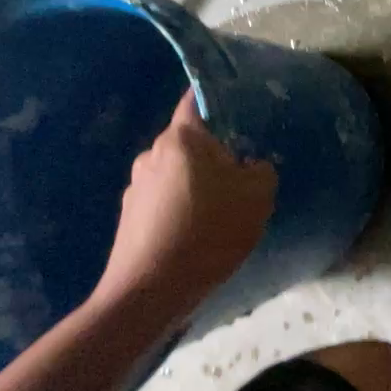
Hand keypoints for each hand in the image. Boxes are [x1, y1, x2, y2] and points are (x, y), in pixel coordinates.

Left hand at [92, 93, 276, 318]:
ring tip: (223, 204)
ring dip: (198, 180)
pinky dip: (183, 204)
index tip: (244, 105)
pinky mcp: (129, 218)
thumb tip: (248, 166)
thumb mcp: (259, 194)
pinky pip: (166, 198)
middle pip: (191, 139)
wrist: (150, 293)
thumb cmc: (208, 231)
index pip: (199, 98)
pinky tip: (200, 228)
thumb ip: (260, 168)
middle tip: (244, 165)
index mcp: (182, 138)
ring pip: (178, 170)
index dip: (222, 97)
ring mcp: (136, 187)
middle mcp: (152, 155)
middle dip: (216, 149)